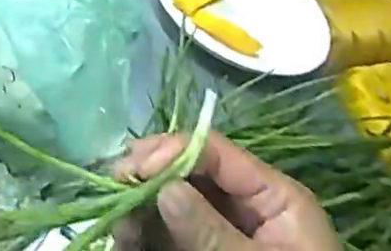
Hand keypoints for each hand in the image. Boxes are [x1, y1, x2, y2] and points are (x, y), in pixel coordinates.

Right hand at [114, 132, 339, 250]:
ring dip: (142, 208)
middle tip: (114, 187)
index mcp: (275, 198)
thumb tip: (164, 188)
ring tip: (116, 226)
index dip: (172, 150)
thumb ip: (212, 234)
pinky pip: (173, 236)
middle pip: (190, 172)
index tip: (134, 167)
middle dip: (150, 178)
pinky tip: (125, 239)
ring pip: (175, 203)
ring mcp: (227, 235)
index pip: (215, 151)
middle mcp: (249, 207)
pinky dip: (147, 234)